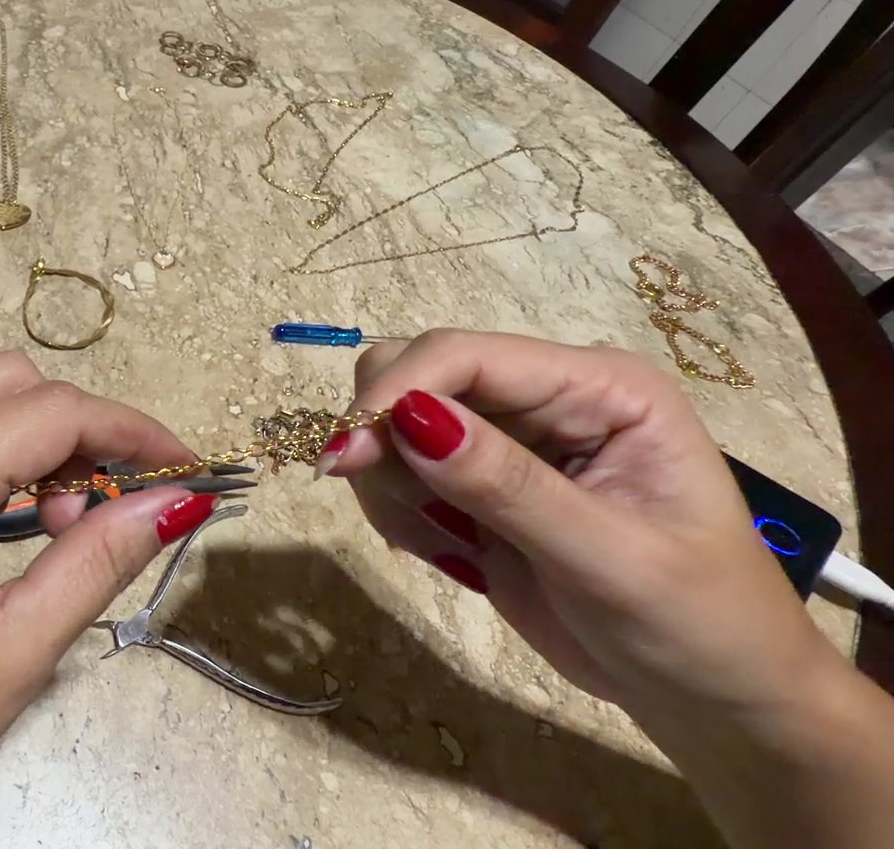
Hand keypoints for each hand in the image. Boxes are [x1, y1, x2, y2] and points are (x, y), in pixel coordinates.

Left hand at [0, 352, 215, 848]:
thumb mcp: (5, 661)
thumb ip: (95, 565)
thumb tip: (174, 504)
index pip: (46, 414)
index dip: (129, 430)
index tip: (185, 468)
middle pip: (3, 383)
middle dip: (78, 428)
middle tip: (119, 503)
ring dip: (29, 440)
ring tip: (64, 525)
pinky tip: (2, 521)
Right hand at [321, 328, 831, 715]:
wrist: (704, 695)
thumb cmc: (693, 623)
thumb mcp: (609, 559)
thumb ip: (507, 485)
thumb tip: (408, 418)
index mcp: (597, 386)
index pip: (463, 354)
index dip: (394, 391)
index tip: (345, 457)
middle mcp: (540, 394)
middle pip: (409, 371)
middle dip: (384, 435)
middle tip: (392, 503)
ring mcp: (500, 435)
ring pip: (387, 422)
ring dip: (393, 486)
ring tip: (454, 548)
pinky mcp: (468, 476)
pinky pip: (391, 469)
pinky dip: (398, 512)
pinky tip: (452, 553)